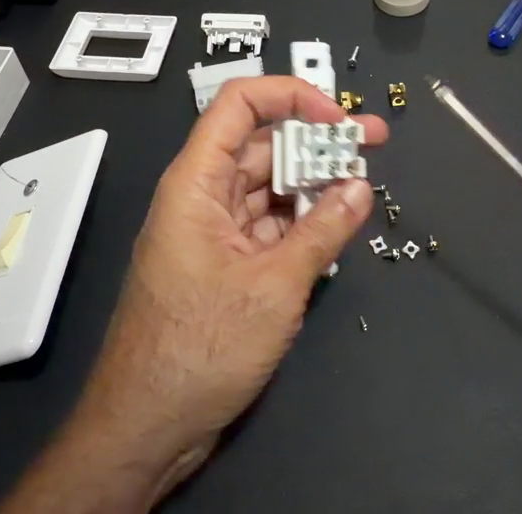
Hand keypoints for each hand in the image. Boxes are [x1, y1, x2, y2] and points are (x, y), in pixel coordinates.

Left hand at [2, 77, 382, 512]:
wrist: (148, 426)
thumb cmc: (200, 348)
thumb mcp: (273, 287)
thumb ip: (322, 231)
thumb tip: (360, 188)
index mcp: (197, 182)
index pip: (239, 104)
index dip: (291, 96)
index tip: (338, 118)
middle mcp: (203, 196)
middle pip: (262, 144)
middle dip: (318, 140)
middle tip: (374, 142)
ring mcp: (214, 231)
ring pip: (269, 185)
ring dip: (314, 182)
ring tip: (362, 184)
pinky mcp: (226, 263)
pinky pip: (268, 222)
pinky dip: (303, 219)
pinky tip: (337, 224)